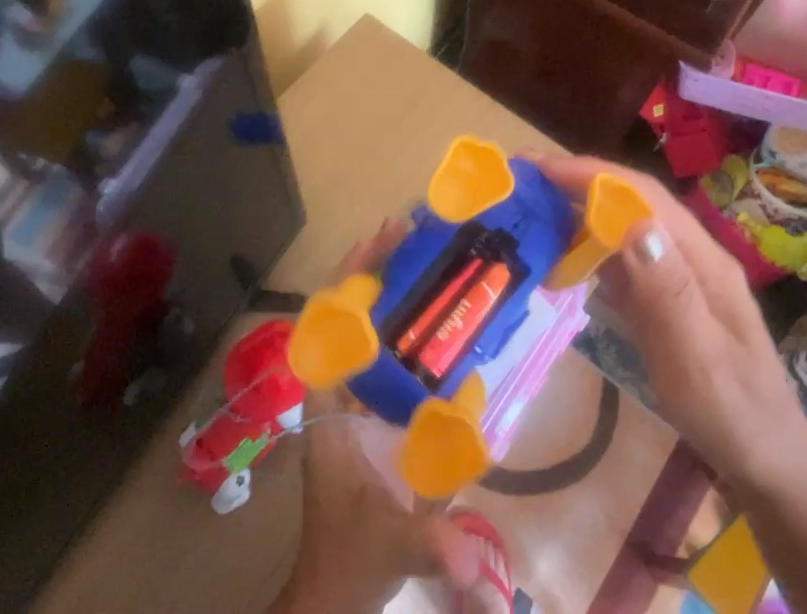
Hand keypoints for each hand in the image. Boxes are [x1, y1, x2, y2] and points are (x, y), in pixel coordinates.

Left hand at [272, 219, 478, 612]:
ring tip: (437, 258)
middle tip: (416, 229)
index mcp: (330, 404)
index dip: (350, 276)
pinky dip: (420, 337)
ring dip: (399, 296)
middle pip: (351, 315)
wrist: (336, 591)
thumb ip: (431, 545)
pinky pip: (398, 365)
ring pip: (373, 335)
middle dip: (377, 270)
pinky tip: (454, 325)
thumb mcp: (393, 546)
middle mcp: (341, 393)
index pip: (331, 325)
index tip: (380, 238)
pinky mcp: (381, 420)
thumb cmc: (350, 558)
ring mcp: (360, 404)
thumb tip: (476, 560)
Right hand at [533, 155, 806, 494]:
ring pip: (624, 229)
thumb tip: (635, 225)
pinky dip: (588, 250)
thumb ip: (668, 290)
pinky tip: (560, 256)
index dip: (593, 176)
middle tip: (522, 180)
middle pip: (633, 205)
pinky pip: (622, 263)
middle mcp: (690, 258)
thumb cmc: (730, 410)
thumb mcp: (697, 356)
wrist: (764, 458)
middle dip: (580, 184)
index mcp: (703, 262)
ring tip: (532, 207)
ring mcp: (678, 280)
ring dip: (580, 212)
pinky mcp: (663, 302)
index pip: (645, 199)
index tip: (540, 168)